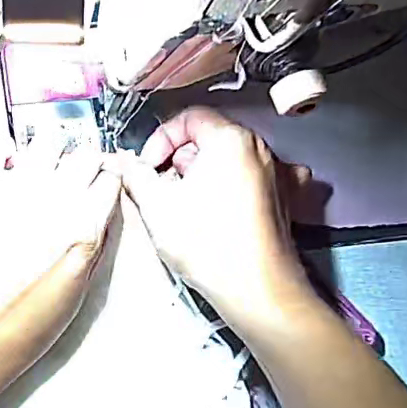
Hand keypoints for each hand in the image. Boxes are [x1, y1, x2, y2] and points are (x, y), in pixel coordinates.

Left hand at [0, 145, 120, 384]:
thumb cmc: (22, 324)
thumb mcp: (77, 291)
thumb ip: (91, 245)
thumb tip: (96, 214)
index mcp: (85, 226)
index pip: (109, 177)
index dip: (105, 178)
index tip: (99, 181)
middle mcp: (55, 200)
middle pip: (81, 154)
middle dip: (80, 161)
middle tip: (69, 174)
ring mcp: (15, 190)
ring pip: (44, 142)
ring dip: (46, 151)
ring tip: (38, 166)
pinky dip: (0, 150)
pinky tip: (2, 164)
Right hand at [116, 107, 320, 326]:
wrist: (256, 290)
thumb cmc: (208, 245)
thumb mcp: (155, 204)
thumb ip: (134, 173)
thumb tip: (124, 162)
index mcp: (230, 141)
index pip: (187, 118)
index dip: (159, 139)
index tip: (148, 166)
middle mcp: (259, 150)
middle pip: (207, 136)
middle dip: (177, 158)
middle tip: (159, 186)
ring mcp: (276, 174)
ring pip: (226, 159)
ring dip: (198, 173)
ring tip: (182, 202)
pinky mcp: (282, 199)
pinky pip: (248, 178)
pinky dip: (229, 185)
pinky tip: (219, 205)